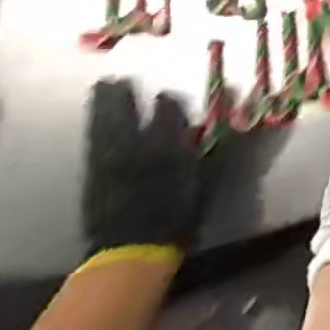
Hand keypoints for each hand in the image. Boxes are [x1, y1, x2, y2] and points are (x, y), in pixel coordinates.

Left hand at [82, 78, 202, 255]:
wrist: (133, 251)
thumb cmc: (177, 216)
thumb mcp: (205, 181)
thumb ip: (218, 148)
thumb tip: (236, 124)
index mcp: (166, 145)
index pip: (166, 111)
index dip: (167, 102)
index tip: (166, 96)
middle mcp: (135, 144)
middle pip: (127, 110)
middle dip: (125, 93)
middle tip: (121, 78)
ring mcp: (109, 157)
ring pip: (105, 120)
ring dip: (103, 103)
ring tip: (102, 86)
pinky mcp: (93, 171)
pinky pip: (93, 138)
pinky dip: (93, 123)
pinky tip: (94, 118)